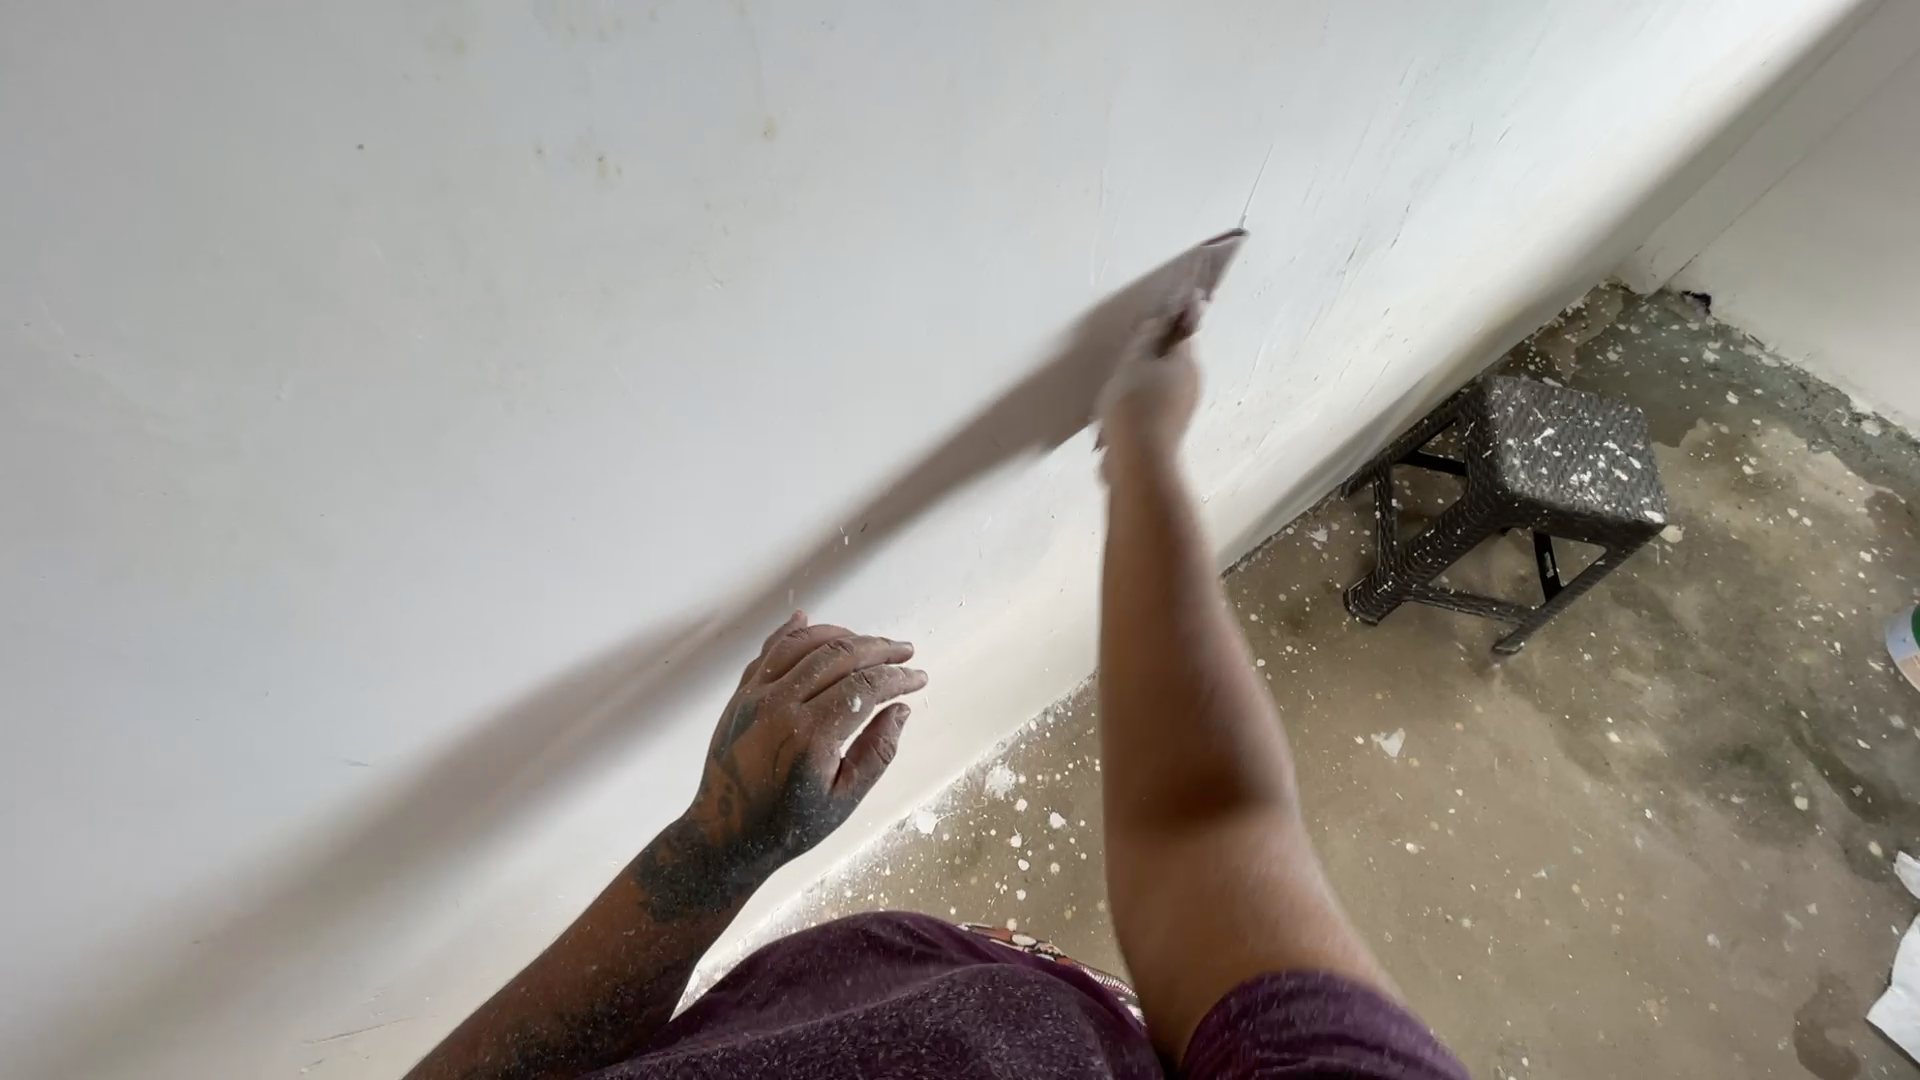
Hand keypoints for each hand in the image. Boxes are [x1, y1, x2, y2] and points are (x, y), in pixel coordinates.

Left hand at [685, 613, 927, 884]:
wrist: (725, 837)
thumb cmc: (789, 826)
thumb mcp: (845, 800)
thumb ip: (878, 752)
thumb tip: (901, 708)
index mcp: (810, 736)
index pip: (865, 687)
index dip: (898, 677)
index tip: (919, 677)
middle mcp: (780, 707)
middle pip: (838, 656)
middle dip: (879, 649)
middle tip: (905, 650)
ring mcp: (755, 697)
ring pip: (804, 644)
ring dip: (842, 635)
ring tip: (869, 642)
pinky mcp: (740, 696)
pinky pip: (768, 651)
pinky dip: (790, 632)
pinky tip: (808, 619)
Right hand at [1096, 291, 1204, 477]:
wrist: (1138, 462)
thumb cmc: (1135, 405)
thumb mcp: (1134, 362)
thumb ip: (1147, 338)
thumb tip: (1160, 320)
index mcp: (1186, 362)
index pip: (1186, 329)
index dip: (1179, 315)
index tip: (1183, 298)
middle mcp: (1190, 385)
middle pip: (1172, 358)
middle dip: (1155, 351)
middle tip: (1134, 346)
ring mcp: (1179, 411)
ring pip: (1160, 385)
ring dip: (1142, 381)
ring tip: (1117, 384)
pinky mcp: (1165, 432)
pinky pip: (1150, 408)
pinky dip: (1136, 405)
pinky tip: (1115, 414)